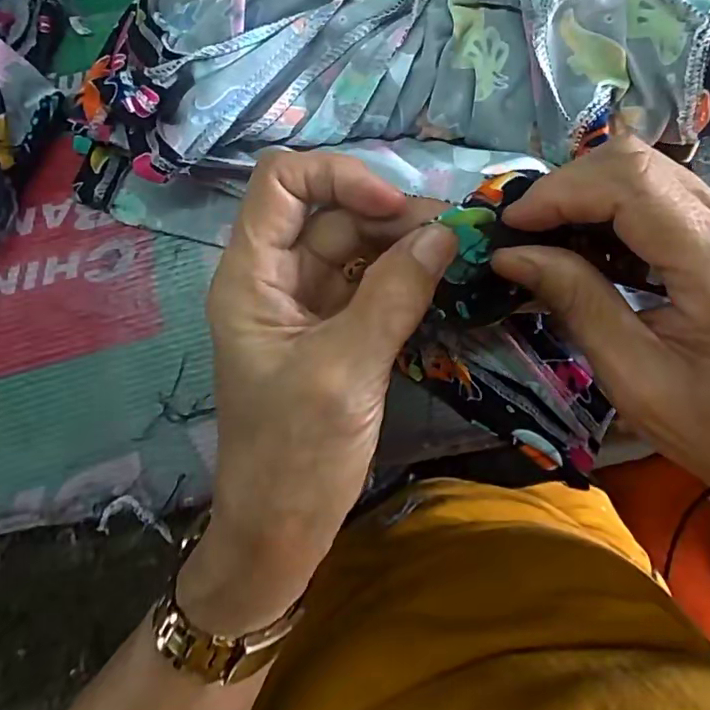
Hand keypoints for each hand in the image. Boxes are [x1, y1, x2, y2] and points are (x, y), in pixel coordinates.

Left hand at [179, 150, 453, 634]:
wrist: (280, 532)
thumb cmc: (295, 456)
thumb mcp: (346, 371)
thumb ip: (393, 296)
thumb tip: (443, 233)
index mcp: (251, 275)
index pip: (281, 183)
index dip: (337, 177)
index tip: (393, 210)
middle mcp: (274, 277)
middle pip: (328, 212)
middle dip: (387, 215)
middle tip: (454, 234)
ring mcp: (305, 302)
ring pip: (353, 245)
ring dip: (402, 242)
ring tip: (458, 252)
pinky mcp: (332, 328)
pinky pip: (368, 281)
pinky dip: (402, 274)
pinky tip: (440, 276)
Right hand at [489, 135, 709, 507]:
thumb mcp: (632, 378)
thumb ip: (577, 302)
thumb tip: (510, 254)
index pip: (635, 185)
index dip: (563, 191)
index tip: (513, 223)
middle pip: (640, 164)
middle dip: (568, 186)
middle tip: (526, 229)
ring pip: (650, 169)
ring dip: (588, 192)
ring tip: (550, 234)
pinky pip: (665, 192)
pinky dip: (614, 205)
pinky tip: (592, 241)